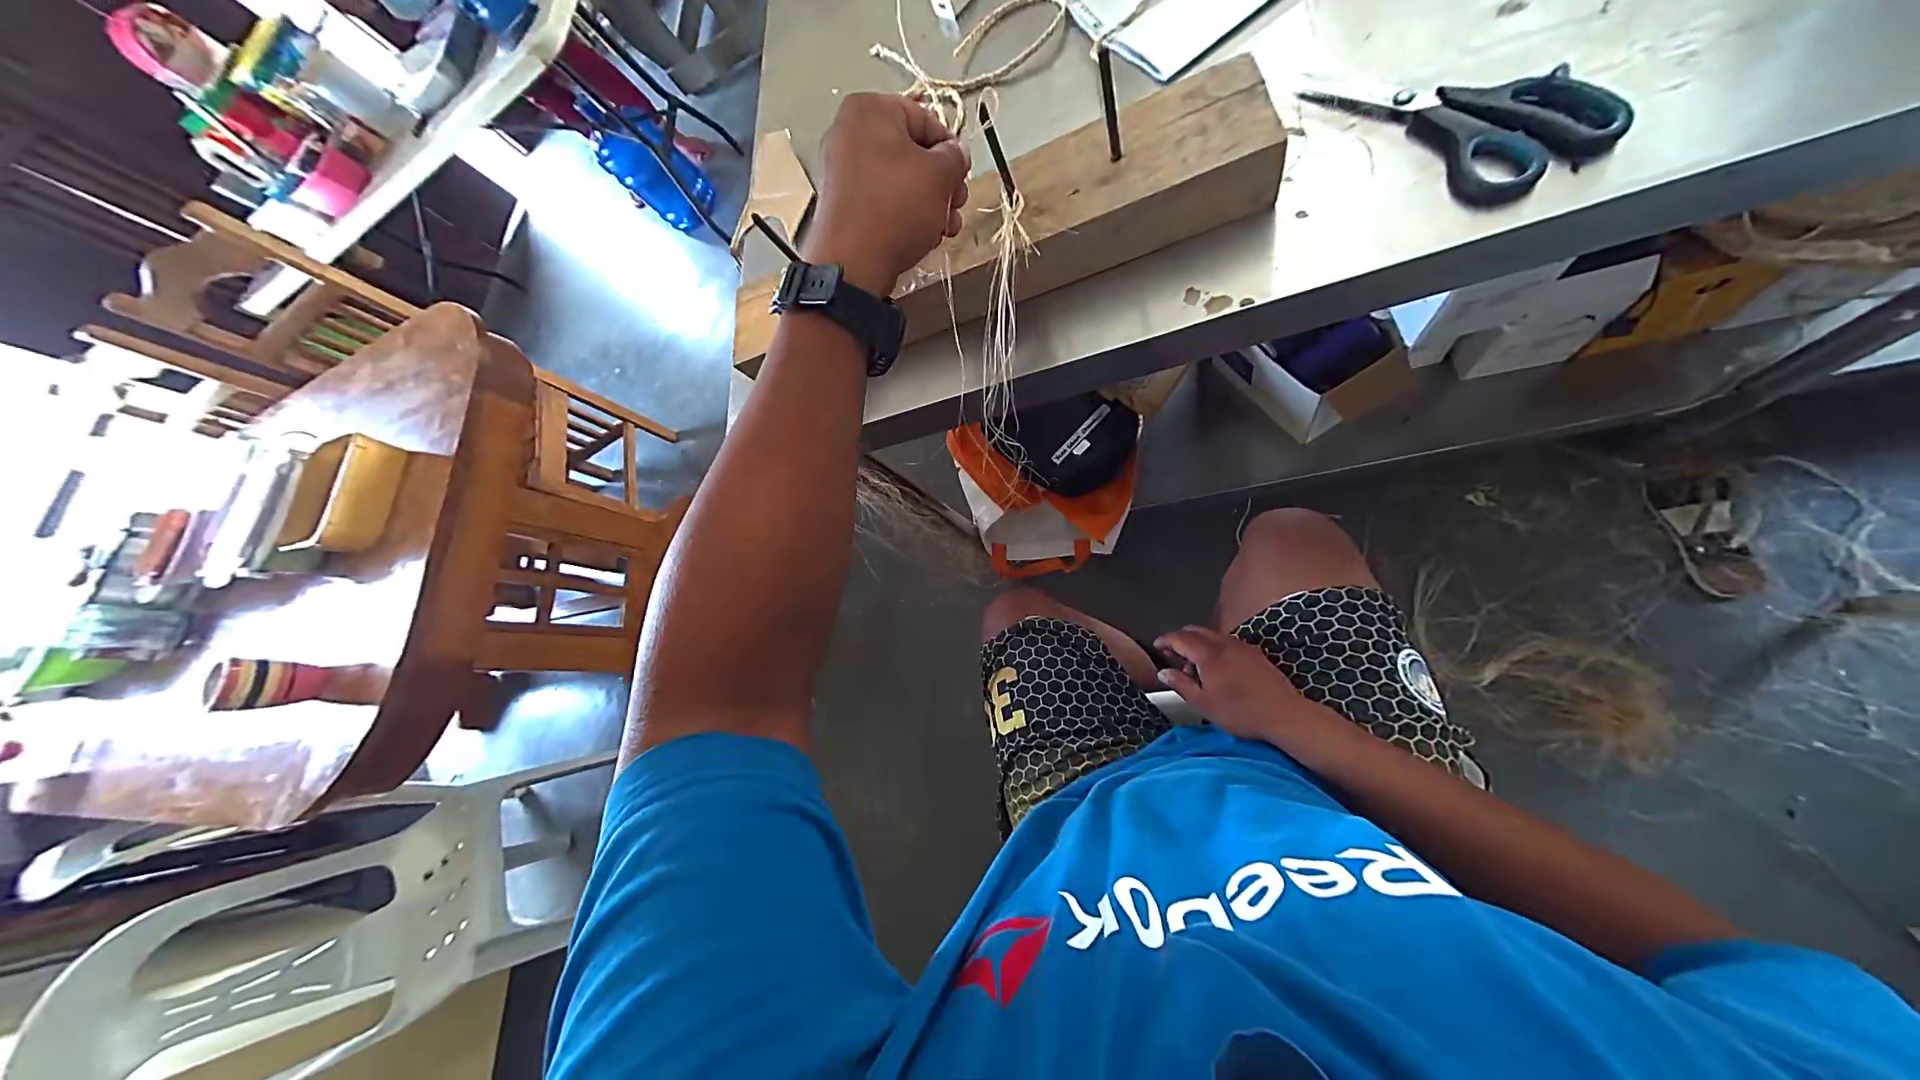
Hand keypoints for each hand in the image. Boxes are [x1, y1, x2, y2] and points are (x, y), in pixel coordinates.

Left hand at [803, 94, 970, 296]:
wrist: (853, 263)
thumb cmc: (897, 208)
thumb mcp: (940, 176)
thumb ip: (956, 156)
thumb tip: (956, 152)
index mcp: (870, 109)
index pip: (926, 119)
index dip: (952, 149)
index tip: (963, 175)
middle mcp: (849, 132)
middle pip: (912, 152)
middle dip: (941, 182)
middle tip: (956, 206)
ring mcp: (841, 169)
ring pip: (900, 179)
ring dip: (929, 203)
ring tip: (944, 228)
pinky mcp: (842, 203)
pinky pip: (882, 199)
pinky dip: (904, 214)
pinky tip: (922, 236)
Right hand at [1154, 626, 1344, 744]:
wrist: (1284, 715)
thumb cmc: (1241, 712)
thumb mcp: (1203, 703)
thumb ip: (1180, 684)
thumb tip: (1164, 673)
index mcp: (1208, 654)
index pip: (1180, 637)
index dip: (1165, 640)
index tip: (1157, 646)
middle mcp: (1225, 644)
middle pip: (1196, 631)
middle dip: (1181, 640)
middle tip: (1173, 657)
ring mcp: (1242, 646)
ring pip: (1212, 636)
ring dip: (1198, 645)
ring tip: (1196, 670)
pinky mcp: (1255, 653)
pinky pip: (1227, 642)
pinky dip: (1215, 648)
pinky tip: (1217, 670)